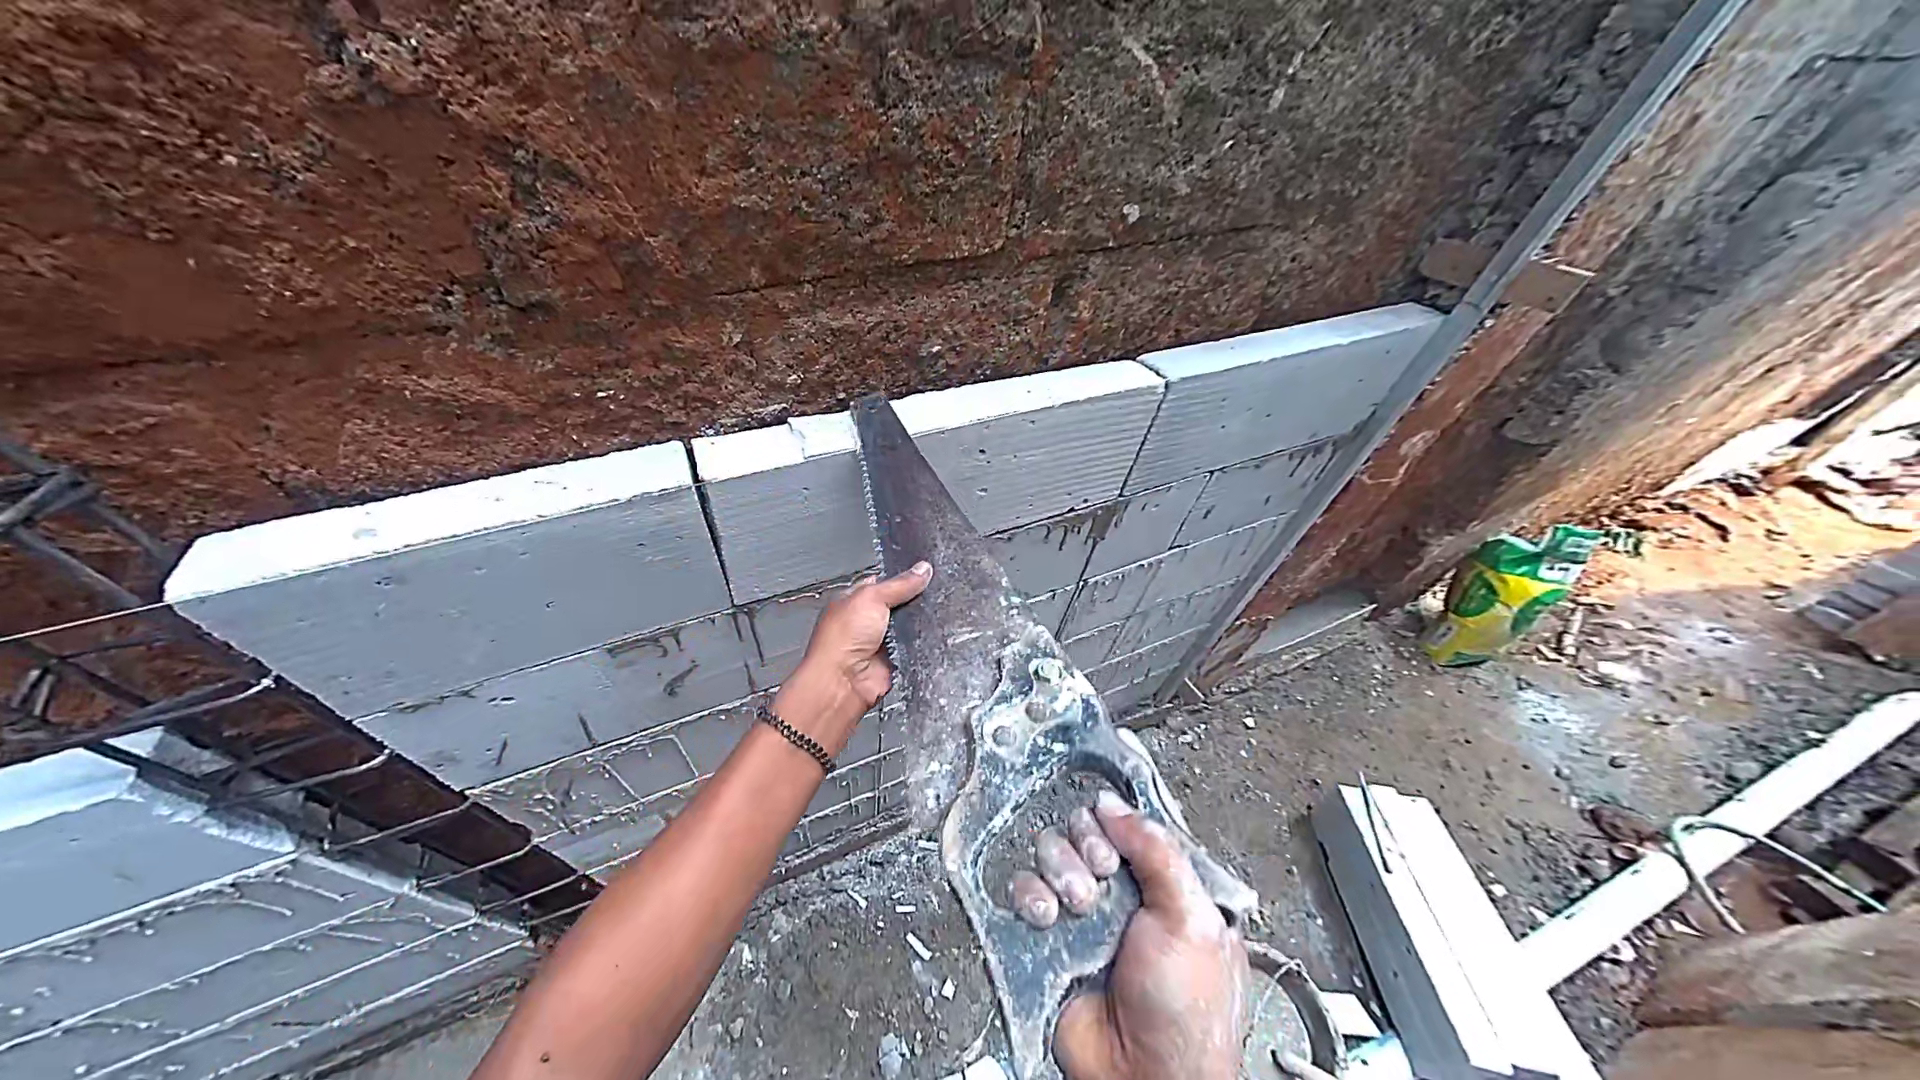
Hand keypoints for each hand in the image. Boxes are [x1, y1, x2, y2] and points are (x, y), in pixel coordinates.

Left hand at [772, 561, 930, 754]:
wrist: (843, 682)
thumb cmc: (839, 641)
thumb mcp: (871, 598)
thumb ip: (899, 583)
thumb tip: (921, 569)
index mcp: (853, 600)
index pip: (883, 582)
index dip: (902, 577)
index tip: (923, 572)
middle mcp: (865, 621)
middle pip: (899, 604)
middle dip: (912, 602)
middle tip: (924, 597)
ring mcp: (879, 641)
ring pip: (909, 626)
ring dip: (915, 625)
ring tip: (920, 621)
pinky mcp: (893, 660)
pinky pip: (914, 647)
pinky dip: (919, 645)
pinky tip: (921, 640)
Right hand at [1011, 791, 1247, 1079]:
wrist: (1143, 1079)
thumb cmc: (1186, 1012)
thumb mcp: (1192, 920)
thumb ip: (1159, 853)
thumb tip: (1114, 805)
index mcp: (1161, 881)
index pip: (1124, 822)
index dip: (1113, 825)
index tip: (1114, 848)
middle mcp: (1119, 891)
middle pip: (1082, 831)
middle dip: (1084, 851)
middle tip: (1099, 883)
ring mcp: (1082, 913)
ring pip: (1050, 854)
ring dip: (1059, 874)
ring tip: (1077, 909)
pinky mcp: (1048, 934)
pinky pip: (1024, 890)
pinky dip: (1029, 896)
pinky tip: (1047, 918)